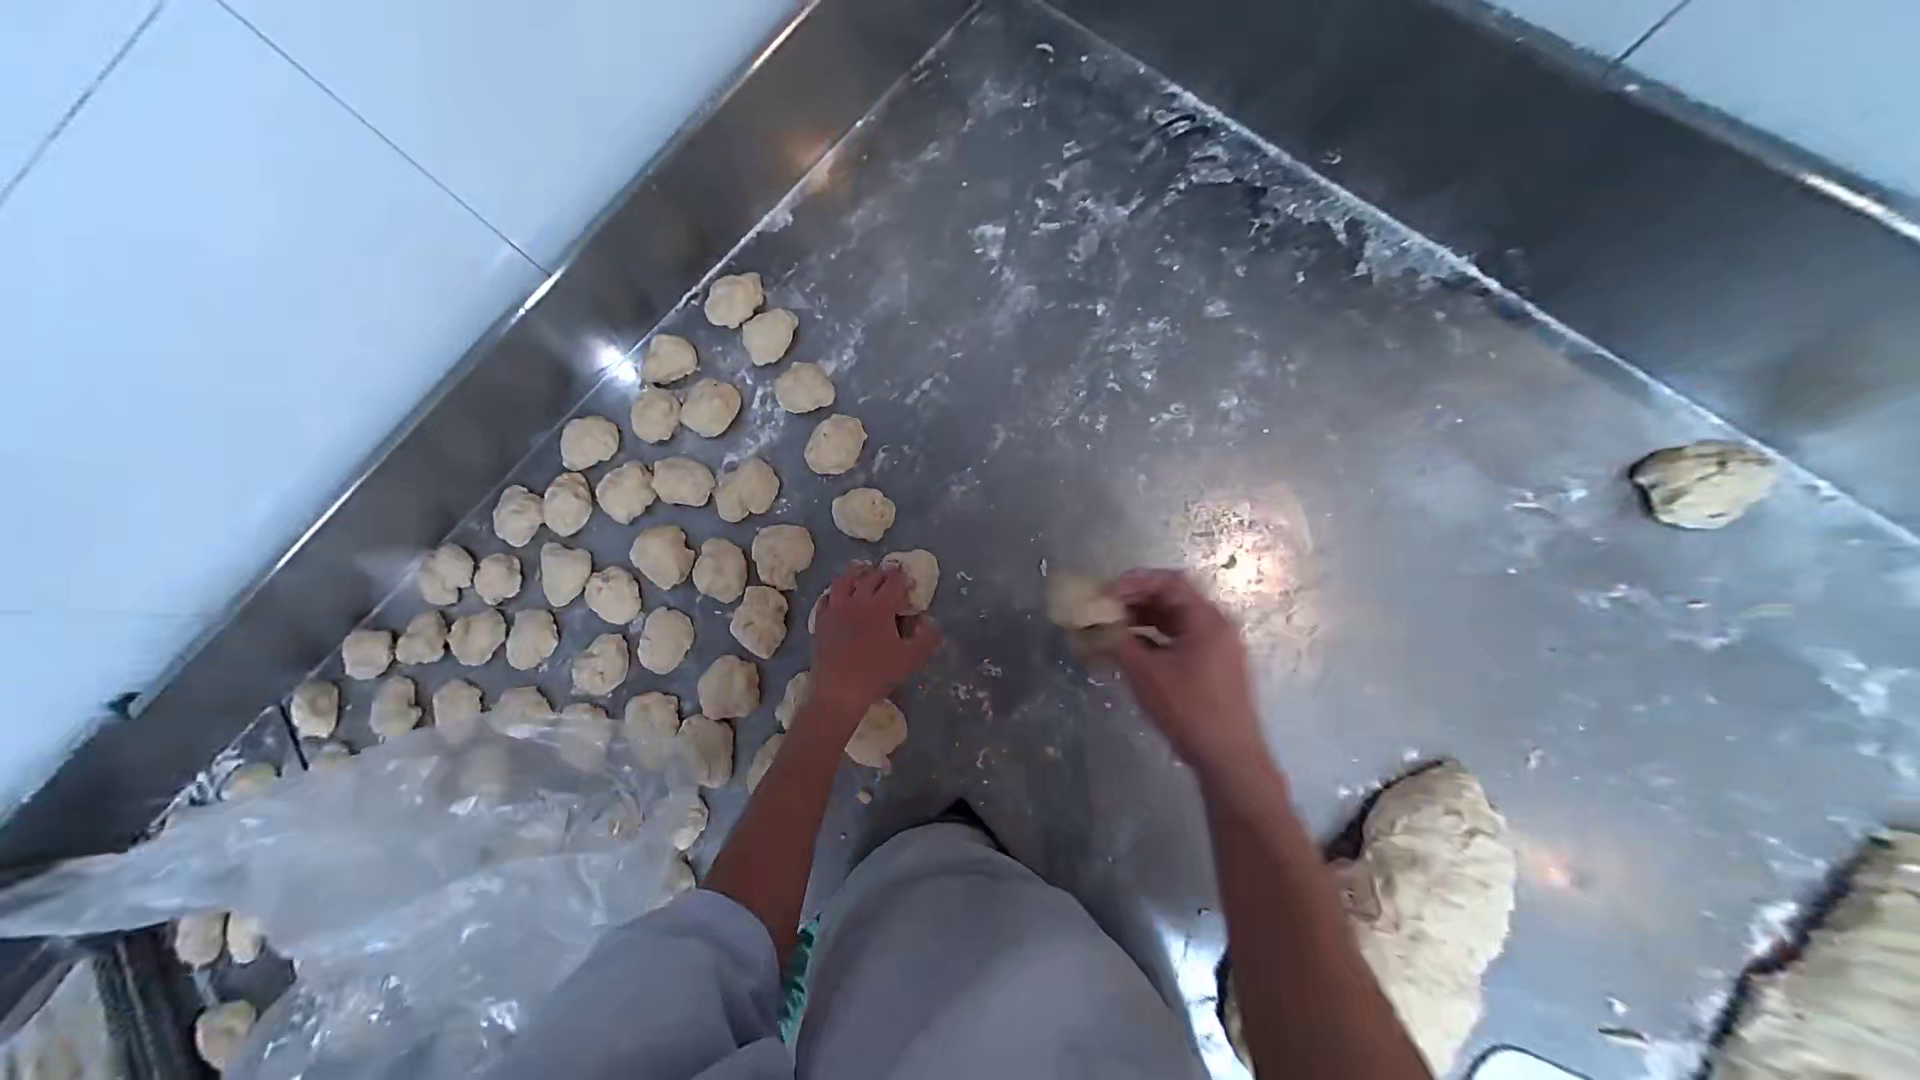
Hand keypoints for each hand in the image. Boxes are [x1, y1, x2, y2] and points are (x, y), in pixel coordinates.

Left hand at [810, 563, 941, 718]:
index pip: (894, 582)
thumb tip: (931, 622)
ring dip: (855, 573)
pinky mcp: (821, 621)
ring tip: (862, 572)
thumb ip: (927, 638)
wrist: (839, 691)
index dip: (904, 578)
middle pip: (870, 576)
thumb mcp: (911, 659)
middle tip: (889, 575)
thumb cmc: (877, 674)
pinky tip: (837, 597)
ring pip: (843, 580)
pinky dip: (834, 593)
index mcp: (880, 606)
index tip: (909, 580)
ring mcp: (835, 609)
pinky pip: (826, 598)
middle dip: (883, 573)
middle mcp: (857, 601)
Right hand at [1110, 569, 1266, 776]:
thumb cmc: (1188, 710)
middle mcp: (1218, 626)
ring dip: (1144, 619)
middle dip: (1135, 601)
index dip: (1133, 582)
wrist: (1230, 758)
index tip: (1105, 594)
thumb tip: (1092, 626)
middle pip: (1173, 598)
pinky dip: (1157, 638)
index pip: (1168, 582)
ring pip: (1177, 620)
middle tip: (1104, 610)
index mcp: (1206, 619)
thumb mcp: (1145, 673)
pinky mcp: (1217, 667)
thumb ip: (1116, 643)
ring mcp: (1220, 647)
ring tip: (1113, 629)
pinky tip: (1134, 651)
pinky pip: (1183, 639)